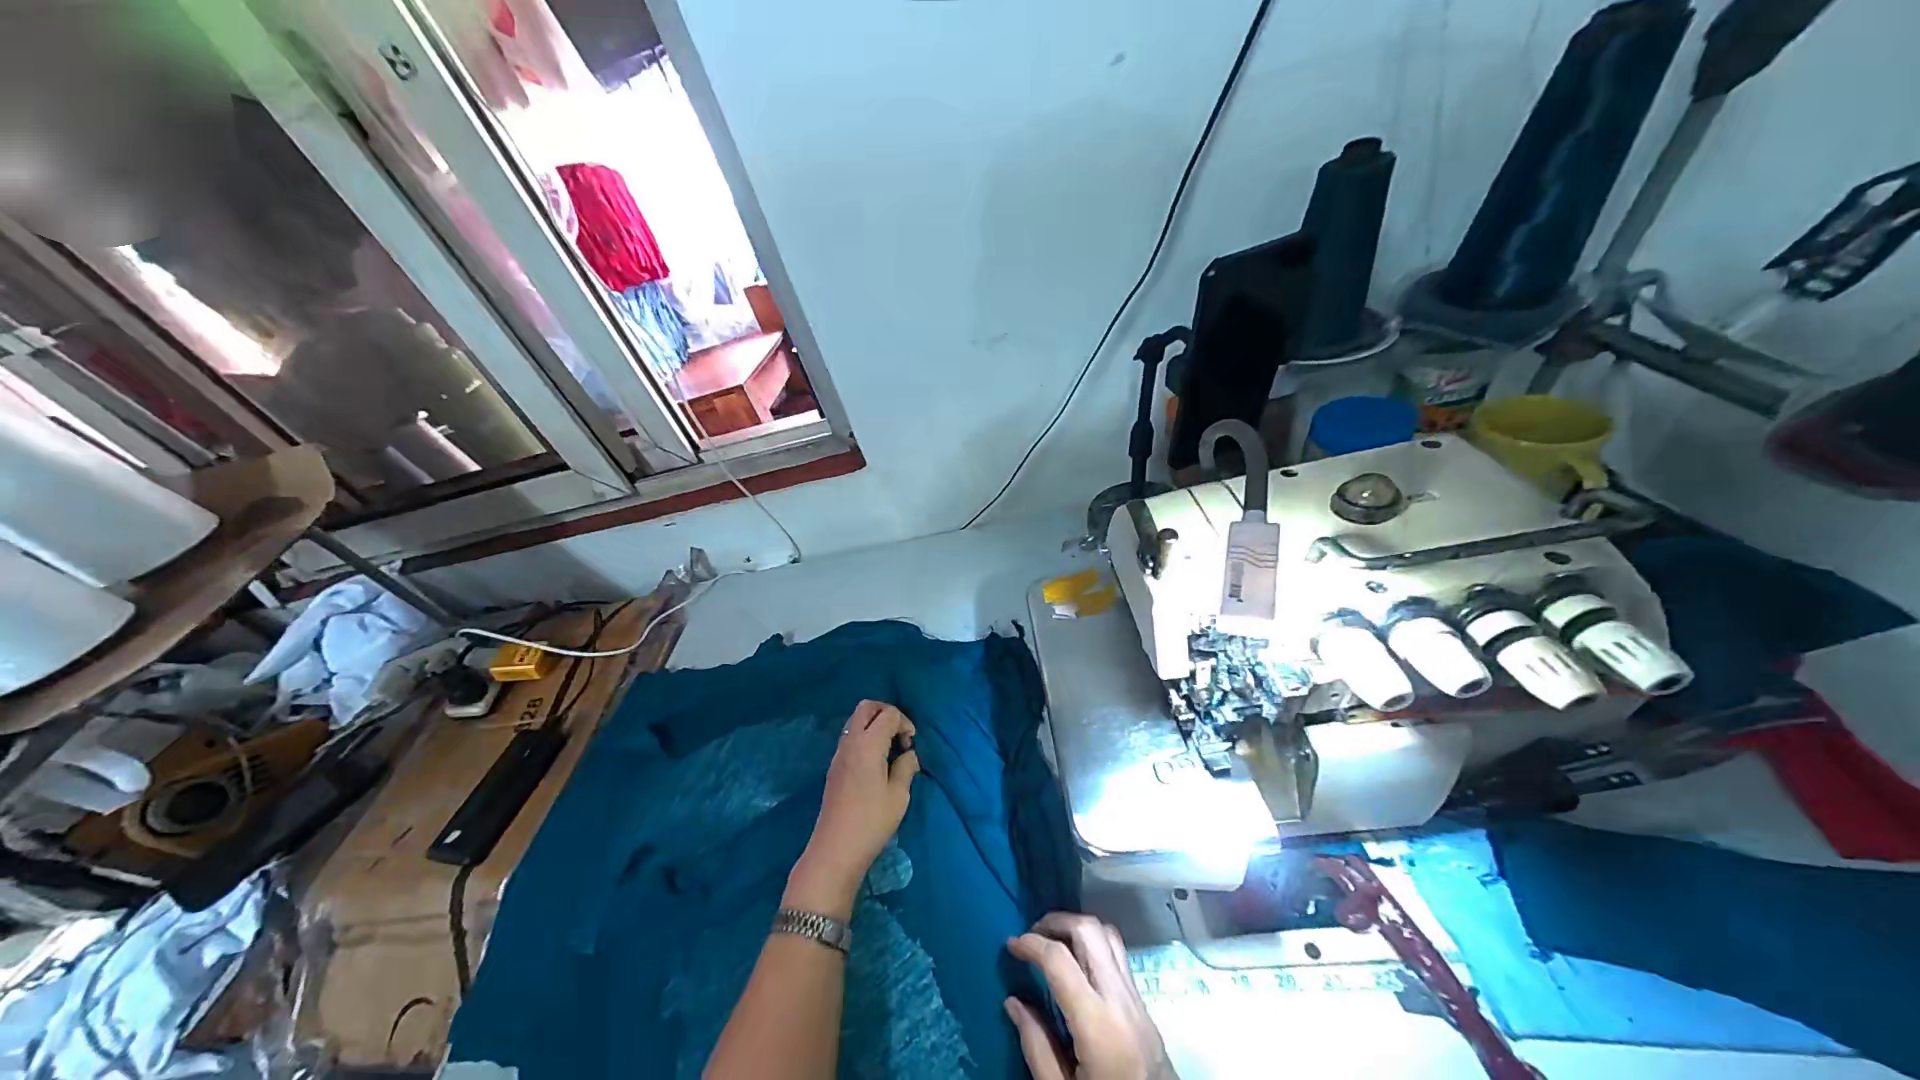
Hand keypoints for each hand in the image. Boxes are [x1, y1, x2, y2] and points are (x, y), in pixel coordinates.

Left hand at [785, 701, 918, 917]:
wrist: (836, 848)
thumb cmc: (872, 821)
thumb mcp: (899, 795)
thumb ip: (906, 767)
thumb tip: (908, 755)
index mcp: (867, 744)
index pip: (888, 714)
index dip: (904, 722)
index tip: (911, 744)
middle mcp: (850, 742)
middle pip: (866, 708)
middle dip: (886, 713)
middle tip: (900, 735)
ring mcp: (838, 754)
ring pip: (856, 721)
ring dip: (874, 725)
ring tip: (890, 750)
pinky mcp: (834, 767)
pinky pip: (851, 737)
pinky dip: (865, 738)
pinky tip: (876, 762)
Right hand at [1005, 913, 1176, 1079]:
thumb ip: (1035, 1044)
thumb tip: (1013, 1002)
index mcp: (1097, 1025)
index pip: (1060, 960)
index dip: (1031, 944)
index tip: (1011, 944)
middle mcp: (1120, 1000)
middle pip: (1089, 932)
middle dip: (1056, 922)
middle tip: (1032, 934)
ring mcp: (1136, 999)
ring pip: (1108, 935)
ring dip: (1077, 928)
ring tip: (1053, 941)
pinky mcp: (1144, 1005)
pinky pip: (1118, 955)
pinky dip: (1094, 943)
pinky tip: (1077, 962)